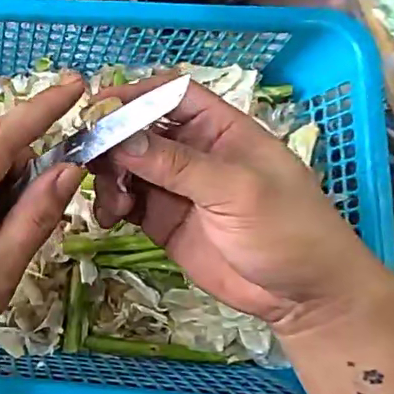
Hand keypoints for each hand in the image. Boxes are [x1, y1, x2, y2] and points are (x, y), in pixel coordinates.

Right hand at [89, 73, 393, 337]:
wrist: (303, 298)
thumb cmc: (289, 231)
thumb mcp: (238, 192)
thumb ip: (179, 165)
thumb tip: (121, 139)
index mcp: (219, 129)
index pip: (169, 94)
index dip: (133, 96)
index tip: (97, 111)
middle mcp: (191, 151)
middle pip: (136, 129)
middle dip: (110, 141)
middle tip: (90, 161)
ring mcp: (173, 186)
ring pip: (124, 165)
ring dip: (108, 176)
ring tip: (115, 201)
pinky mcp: (160, 219)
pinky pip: (124, 200)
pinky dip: (110, 204)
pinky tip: (111, 218)